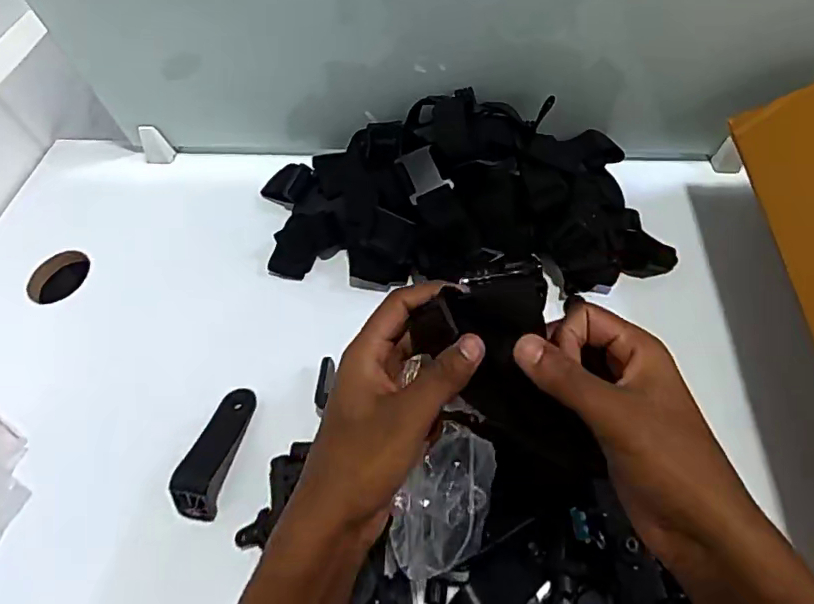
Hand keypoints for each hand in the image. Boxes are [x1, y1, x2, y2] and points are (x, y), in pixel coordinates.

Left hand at [242, 283, 482, 603]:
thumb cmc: (360, 462)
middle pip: (409, 332)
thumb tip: (474, 340)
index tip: (462, 293)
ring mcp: (380, 395)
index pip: (397, 304)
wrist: (335, 521)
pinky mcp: (389, 421)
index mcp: (365, 354)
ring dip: (442, 365)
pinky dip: (438, 396)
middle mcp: (371, 368)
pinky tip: (461, 403)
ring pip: (416, 365)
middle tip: (478, 327)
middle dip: (441, 329)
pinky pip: (418, 395)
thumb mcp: (408, 414)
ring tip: (477, 361)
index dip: (428, 292)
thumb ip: (443, 375)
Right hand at [514, 301, 813, 603]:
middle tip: (551, 387)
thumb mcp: (615, 414)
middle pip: (575, 342)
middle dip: (555, 359)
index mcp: (640, 350)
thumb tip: (527, 347)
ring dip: (554, 385)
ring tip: (551, 405)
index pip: (584, 316)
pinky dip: (557, 410)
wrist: (700, 534)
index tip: (557, 367)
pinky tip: (553, 423)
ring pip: (572, 374)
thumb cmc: (682, 468)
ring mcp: (618, 401)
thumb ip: (566, 378)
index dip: (564, 337)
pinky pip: (572, 405)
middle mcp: (628, 371)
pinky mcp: (608, 431)